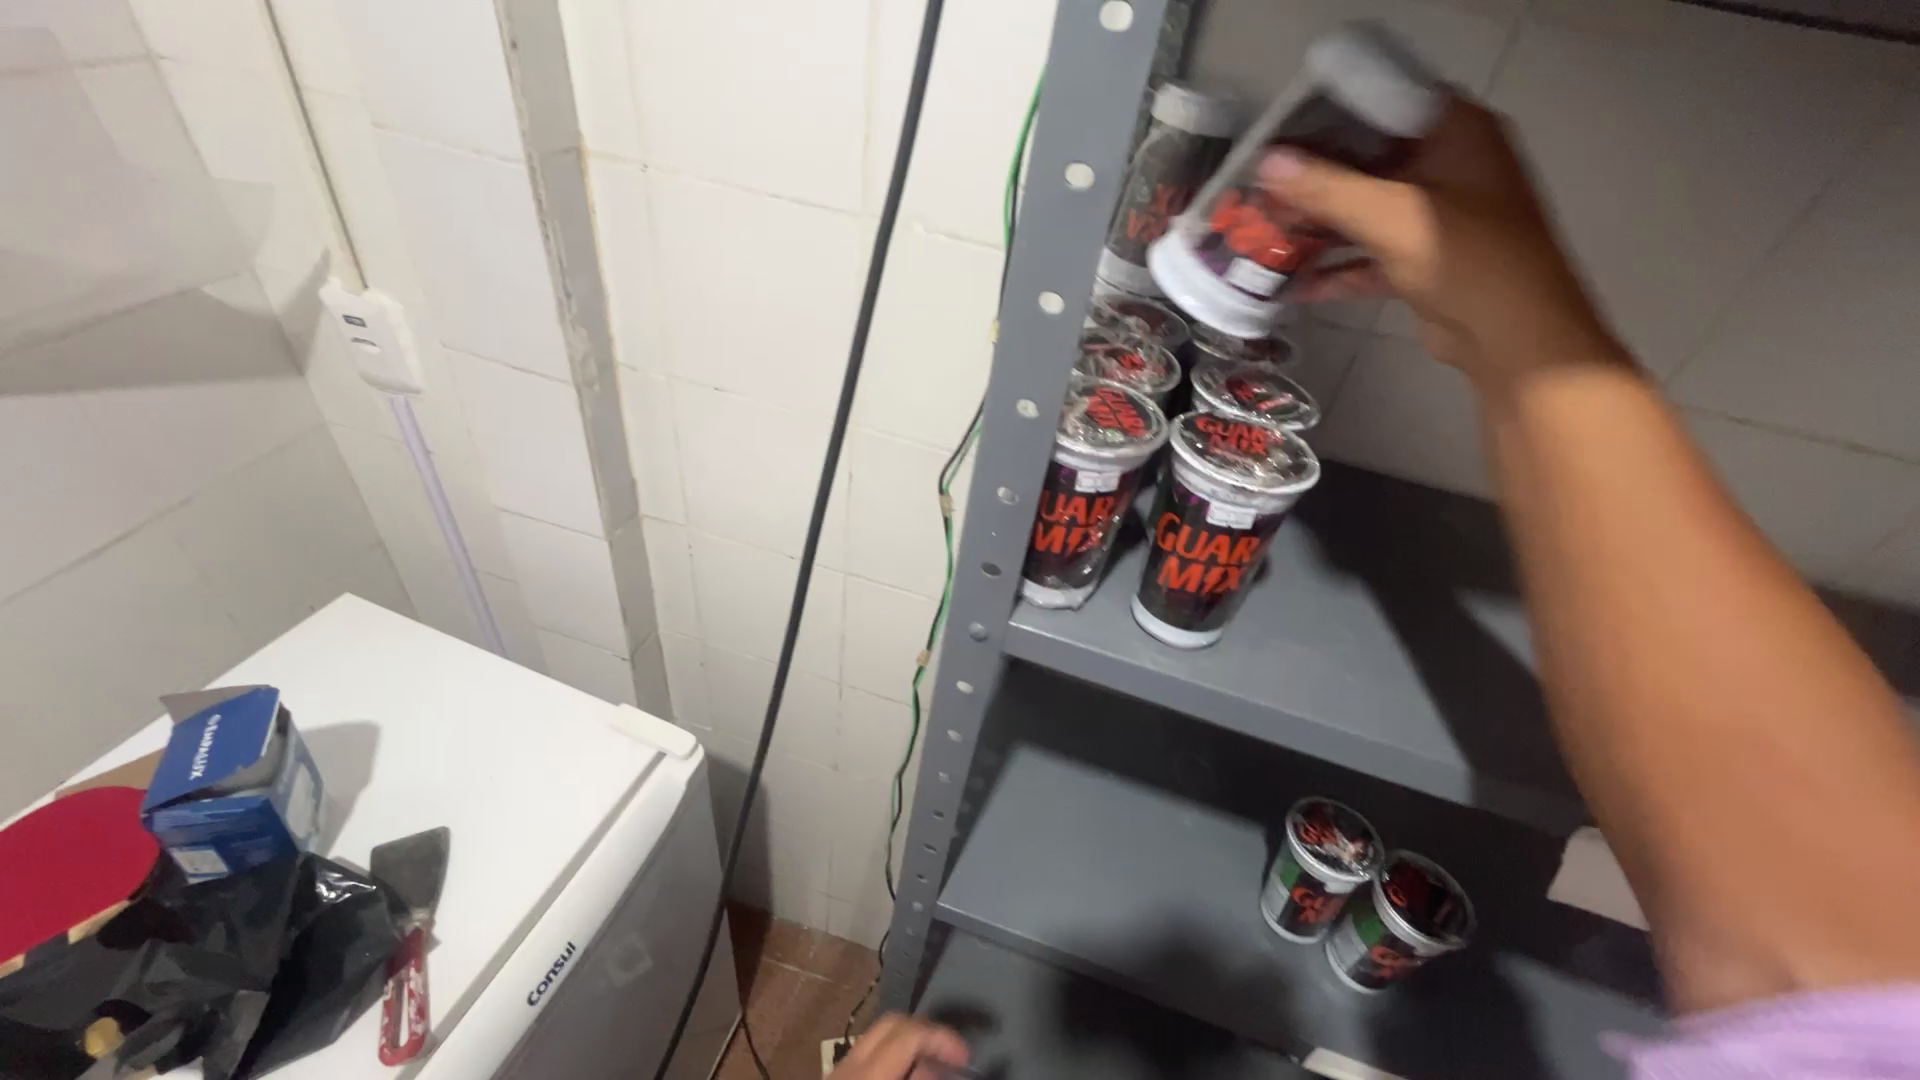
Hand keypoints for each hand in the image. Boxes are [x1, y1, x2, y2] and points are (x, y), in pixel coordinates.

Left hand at [827, 1014, 969, 1079]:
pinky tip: (909, 1071)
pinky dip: (893, 1056)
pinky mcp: (837, 1075)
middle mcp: (850, 1060)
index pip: (910, 1031)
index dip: (943, 1035)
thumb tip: (939, 1066)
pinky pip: (869, 1053)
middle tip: (952, 1051)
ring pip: (879, 1036)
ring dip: (910, 1042)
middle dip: (927, 1029)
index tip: (966, 1053)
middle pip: (892, 1023)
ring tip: (935, 1063)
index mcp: (869, 1070)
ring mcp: (839, 1067)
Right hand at [1260, 97, 1625, 386]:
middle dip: (1314, 181)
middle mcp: (1447, 166)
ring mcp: (1434, 216)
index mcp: (1455, 133)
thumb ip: (1327, 189)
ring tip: (1265, 234)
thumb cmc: (1465, 256)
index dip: (1330, 118)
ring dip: (1318, 226)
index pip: (1383, 106)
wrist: (1511, 333)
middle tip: (1262, 191)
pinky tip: (1291, 284)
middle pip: (1367, 162)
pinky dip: (1335, 269)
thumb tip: (1267, 163)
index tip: (1280, 135)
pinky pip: (1368, 256)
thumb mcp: (1391, 216)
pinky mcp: (1421, 261)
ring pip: (1364, 212)